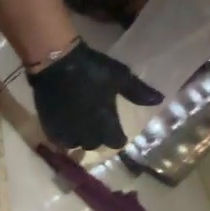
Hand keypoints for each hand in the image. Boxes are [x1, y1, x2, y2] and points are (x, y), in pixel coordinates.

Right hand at [27, 39, 162, 149]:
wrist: (57, 65)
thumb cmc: (92, 70)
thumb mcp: (120, 77)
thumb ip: (138, 92)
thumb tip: (159, 101)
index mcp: (104, 121)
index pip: (115, 142)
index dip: (119, 138)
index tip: (120, 133)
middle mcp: (84, 132)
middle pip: (94, 145)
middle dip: (99, 138)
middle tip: (101, 128)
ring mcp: (65, 131)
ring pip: (75, 145)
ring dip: (81, 139)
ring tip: (82, 129)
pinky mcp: (50, 128)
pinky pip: (60, 141)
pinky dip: (65, 137)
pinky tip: (68, 127)